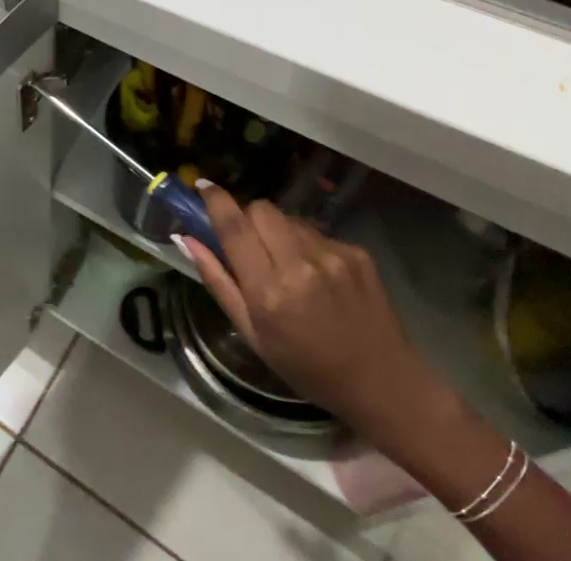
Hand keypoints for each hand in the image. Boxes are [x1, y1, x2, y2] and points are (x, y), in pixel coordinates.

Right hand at [175, 184, 445, 441]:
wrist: (383, 383)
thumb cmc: (307, 367)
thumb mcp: (252, 334)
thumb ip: (218, 282)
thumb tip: (187, 238)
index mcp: (268, 291)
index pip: (234, 227)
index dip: (215, 200)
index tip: (202, 186)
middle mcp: (300, 265)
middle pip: (262, 209)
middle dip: (248, 217)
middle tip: (248, 242)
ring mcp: (333, 256)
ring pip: (289, 219)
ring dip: (278, 232)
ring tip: (286, 265)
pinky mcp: (357, 254)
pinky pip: (317, 233)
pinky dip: (306, 245)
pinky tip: (317, 277)